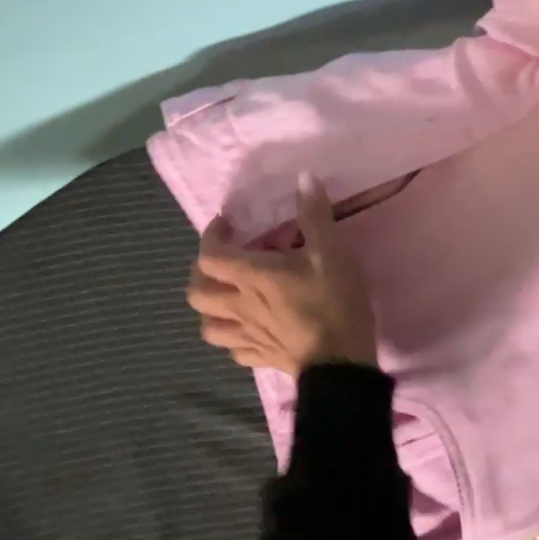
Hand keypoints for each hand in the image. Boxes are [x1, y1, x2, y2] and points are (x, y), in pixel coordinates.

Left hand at [186, 175, 378, 373]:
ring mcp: (247, 336)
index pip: (210, 255)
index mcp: (251, 277)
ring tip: (230, 295)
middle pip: (197, 292)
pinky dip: (234, 336)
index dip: (212, 236)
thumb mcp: (332, 250)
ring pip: (208, 324)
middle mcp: (239, 306)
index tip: (228, 224)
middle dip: (203, 272)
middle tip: (224, 259)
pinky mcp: (261, 357)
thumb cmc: (334, 300)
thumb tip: (302, 176)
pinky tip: (250, 328)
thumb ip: (315, 214)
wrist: (340, 363)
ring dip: (211, 307)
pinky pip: (233, 349)